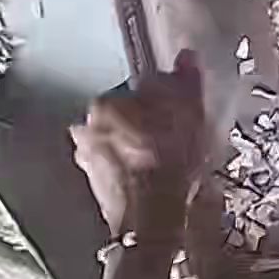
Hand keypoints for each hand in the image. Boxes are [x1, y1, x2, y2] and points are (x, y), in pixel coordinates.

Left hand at [70, 50, 207, 242]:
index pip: (142, 89)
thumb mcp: (190, 115)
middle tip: (178, 136)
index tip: (182, 112)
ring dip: (142, 145)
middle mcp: (88, 128)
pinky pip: (121, 166)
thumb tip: (187, 57)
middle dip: (151, 122)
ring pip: (123, 141)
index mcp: (106, 103)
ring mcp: (90, 158)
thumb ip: (186, 82)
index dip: (168, 100)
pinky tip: (156, 177)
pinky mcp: (97, 184)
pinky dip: (136, 168)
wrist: (151, 220)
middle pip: (129, 115)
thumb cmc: (168, 166)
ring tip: (169, 160)